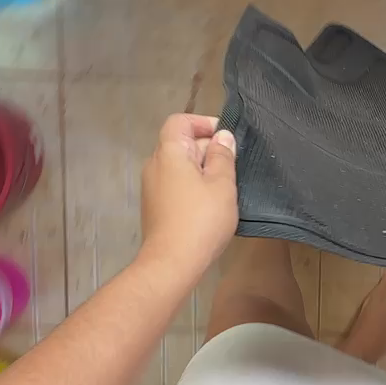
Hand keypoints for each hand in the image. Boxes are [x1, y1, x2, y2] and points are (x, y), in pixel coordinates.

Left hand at [139, 114, 238, 277]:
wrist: (172, 262)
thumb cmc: (201, 220)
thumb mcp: (222, 185)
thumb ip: (223, 156)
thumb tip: (222, 137)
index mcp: (169, 153)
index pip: (180, 122)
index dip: (203, 123)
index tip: (226, 138)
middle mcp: (155, 165)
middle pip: (180, 144)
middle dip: (207, 149)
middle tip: (233, 166)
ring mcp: (152, 187)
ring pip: (180, 166)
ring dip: (202, 170)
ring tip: (225, 188)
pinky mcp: (155, 206)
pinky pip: (175, 184)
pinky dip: (193, 186)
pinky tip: (210, 205)